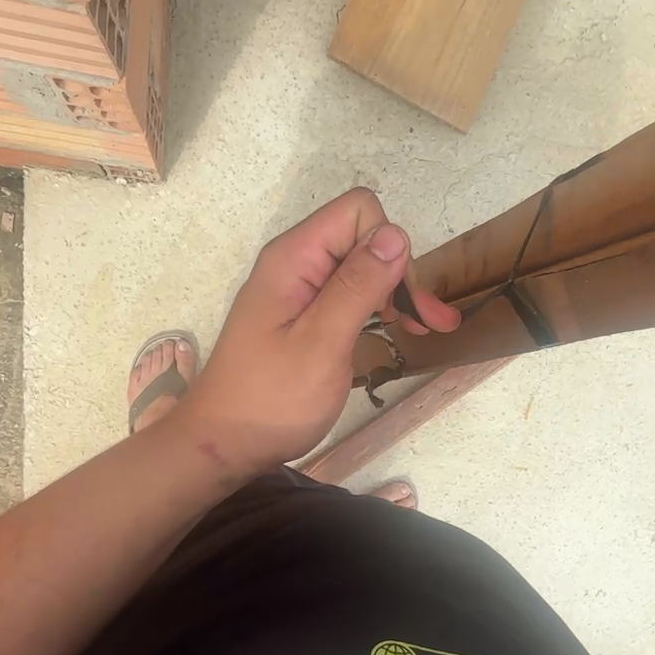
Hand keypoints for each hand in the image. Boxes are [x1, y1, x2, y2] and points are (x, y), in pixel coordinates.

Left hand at [170, 188, 460, 475]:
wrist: (226, 443)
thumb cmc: (272, 400)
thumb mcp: (321, 344)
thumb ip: (357, 287)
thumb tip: (395, 234)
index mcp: (294, 259)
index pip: (358, 211)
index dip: (388, 246)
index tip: (398, 299)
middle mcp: (297, 265)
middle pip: (364, 238)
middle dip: (400, 273)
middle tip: (429, 323)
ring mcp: (301, 292)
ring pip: (362, 269)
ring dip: (398, 294)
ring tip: (429, 329)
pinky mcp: (306, 317)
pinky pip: (350, 296)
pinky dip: (380, 310)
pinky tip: (403, 331)